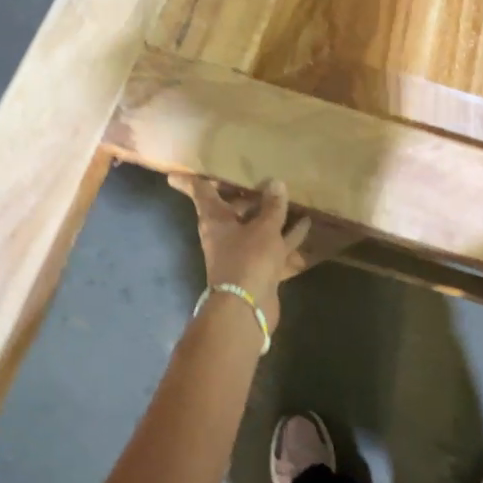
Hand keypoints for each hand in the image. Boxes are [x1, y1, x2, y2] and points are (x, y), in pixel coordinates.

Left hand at [171, 175, 329, 327]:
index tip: (176, 173)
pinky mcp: (259, 268)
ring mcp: (242, 252)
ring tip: (289, 194)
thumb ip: (272, 206)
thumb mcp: (264, 228)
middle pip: (231, 208)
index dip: (189, 180)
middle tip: (260, 173)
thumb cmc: (248, 259)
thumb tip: (276, 183)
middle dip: (244, 193)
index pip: (200, 192)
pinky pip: (274, 245)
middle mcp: (224, 234)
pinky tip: (306, 223)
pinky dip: (287, 235)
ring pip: (256, 226)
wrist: (247, 308)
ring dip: (271, 214)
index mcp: (214, 220)